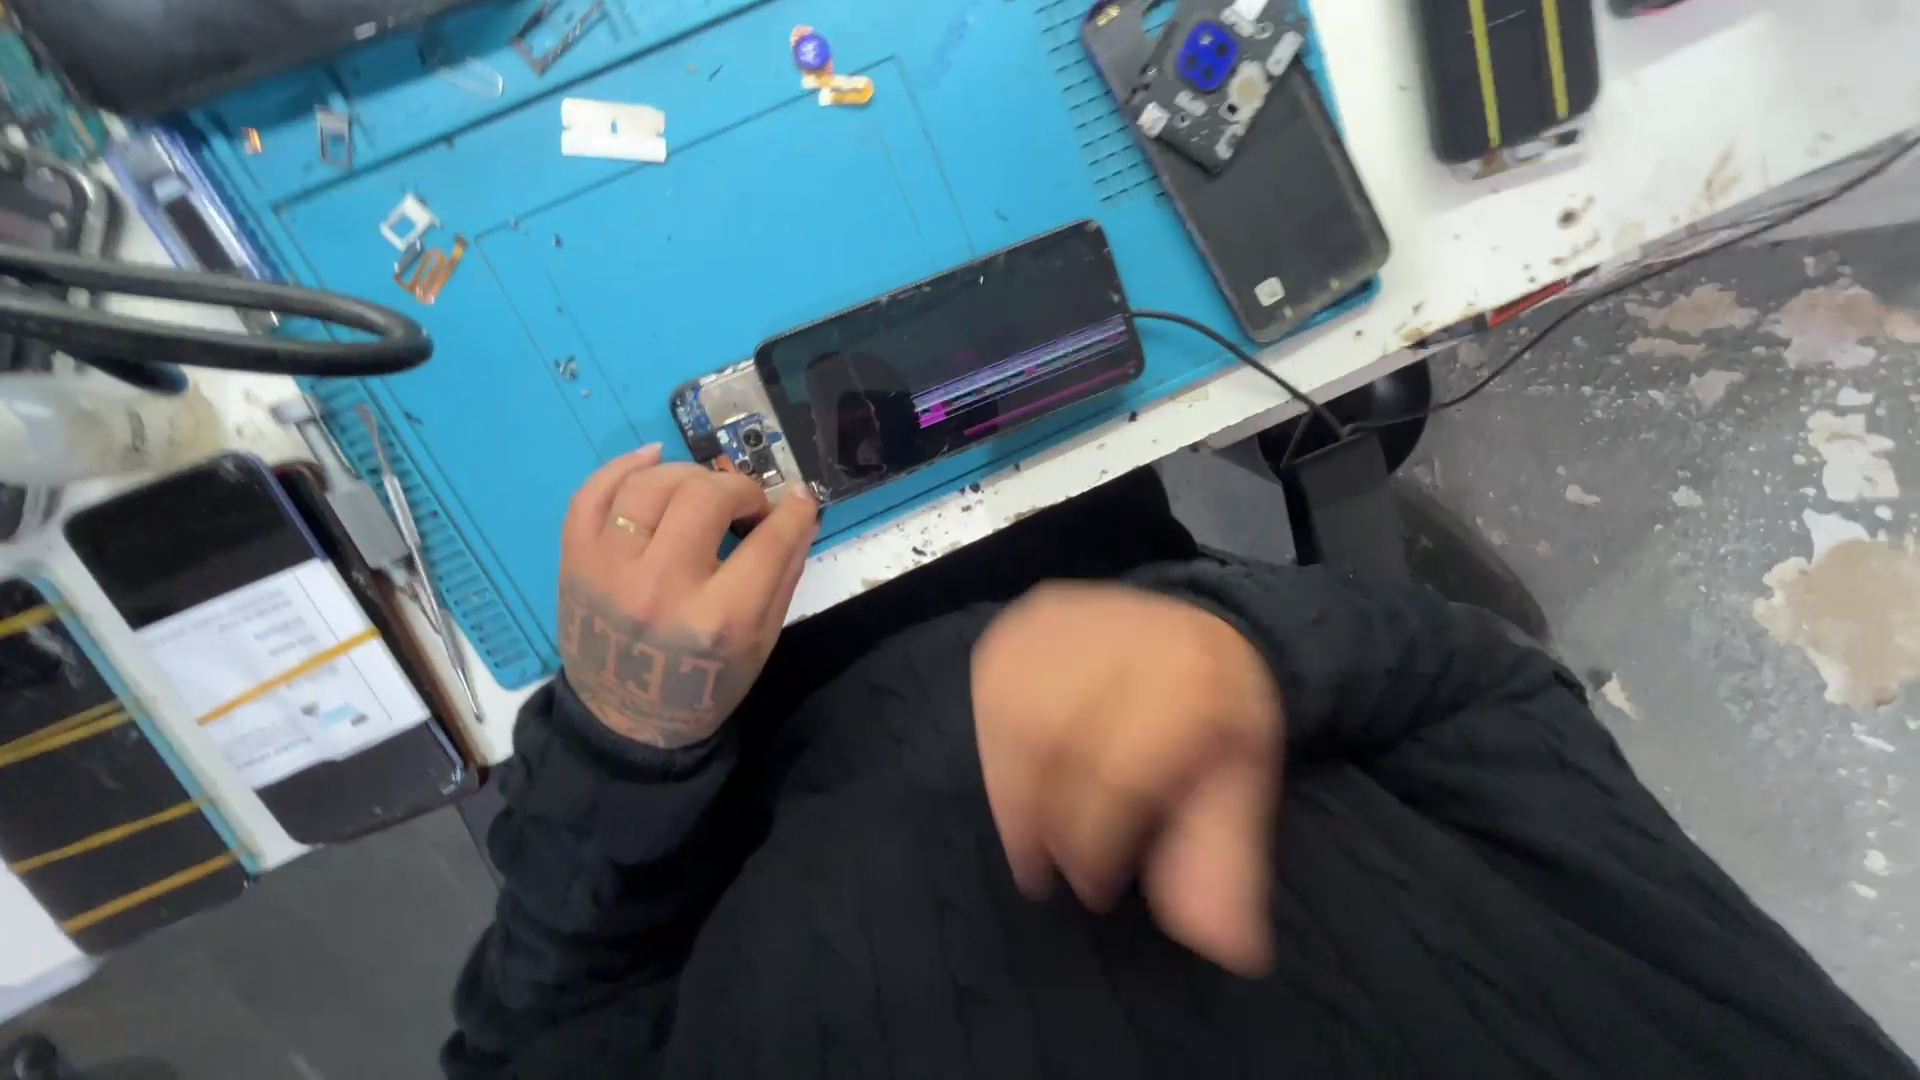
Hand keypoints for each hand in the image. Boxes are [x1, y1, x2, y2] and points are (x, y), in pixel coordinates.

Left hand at [557, 445, 816, 747]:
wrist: (627, 719)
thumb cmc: (707, 684)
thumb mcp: (762, 639)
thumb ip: (784, 571)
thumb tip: (800, 509)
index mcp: (720, 619)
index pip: (770, 540)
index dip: (794, 512)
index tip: (799, 500)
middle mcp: (662, 588)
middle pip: (706, 498)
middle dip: (741, 489)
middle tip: (748, 505)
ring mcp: (610, 571)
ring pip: (650, 485)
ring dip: (689, 474)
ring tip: (704, 490)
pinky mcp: (574, 562)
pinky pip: (591, 493)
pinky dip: (624, 466)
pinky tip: (653, 459)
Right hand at [971, 582, 1282, 975]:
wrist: (1197, 631)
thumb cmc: (1218, 719)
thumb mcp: (1241, 788)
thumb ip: (1225, 863)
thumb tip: (1223, 948)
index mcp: (1190, 675)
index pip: (1121, 766)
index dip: (1098, 838)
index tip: (1094, 889)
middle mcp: (1121, 633)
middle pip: (1055, 737)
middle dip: (1044, 821)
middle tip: (1048, 873)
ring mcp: (1063, 617)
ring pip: (1010, 715)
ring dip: (1009, 793)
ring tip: (1025, 841)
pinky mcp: (1022, 620)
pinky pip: (988, 693)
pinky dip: (992, 750)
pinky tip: (1012, 783)